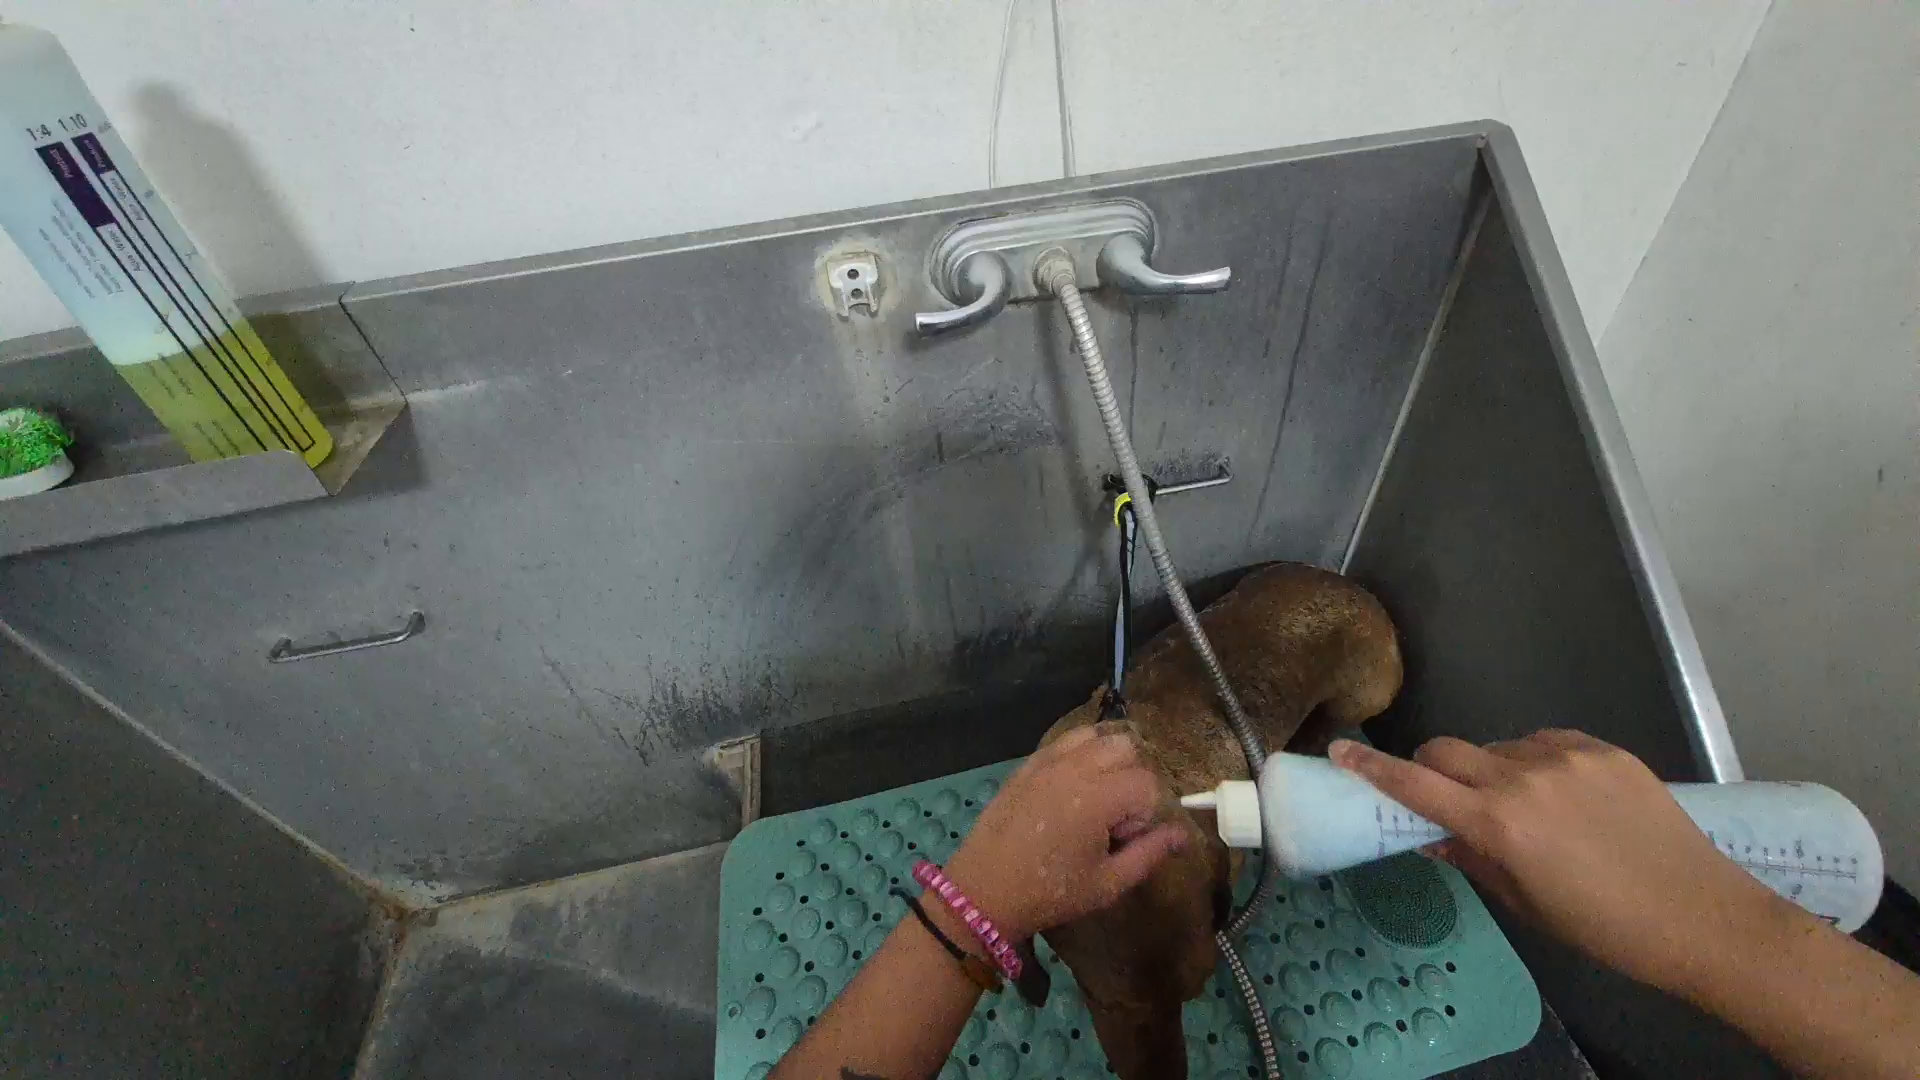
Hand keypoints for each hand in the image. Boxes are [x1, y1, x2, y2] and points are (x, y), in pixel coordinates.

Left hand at [940, 725, 1186, 939]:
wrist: (985, 889)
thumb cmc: (1050, 892)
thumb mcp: (1108, 883)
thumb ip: (1150, 853)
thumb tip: (1183, 835)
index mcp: (1098, 797)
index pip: (1148, 783)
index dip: (1147, 813)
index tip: (1125, 839)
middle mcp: (1075, 767)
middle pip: (1126, 748)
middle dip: (1131, 779)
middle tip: (1113, 819)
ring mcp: (1048, 759)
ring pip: (1097, 735)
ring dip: (1108, 760)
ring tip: (1096, 798)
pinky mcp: (1029, 761)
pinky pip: (1066, 740)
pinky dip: (1081, 753)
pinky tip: (1072, 787)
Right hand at [1329, 730, 1796, 995]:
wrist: (1714, 924)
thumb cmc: (1607, 929)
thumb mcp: (1524, 902)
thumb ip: (1468, 857)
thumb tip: (1428, 834)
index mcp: (1499, 823)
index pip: (1413, 784)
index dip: (1370, 766)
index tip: (1339, 750)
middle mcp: (1522, 780)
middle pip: (1444, 750)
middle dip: (1433, 769)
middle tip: (1451, 796)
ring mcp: (1564, 759)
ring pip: (1494, 747)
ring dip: (1490, 769)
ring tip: (1528, 803)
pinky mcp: (1601, 750)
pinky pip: (1541, 743)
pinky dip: (1535, 762)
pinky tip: (1564, 793)